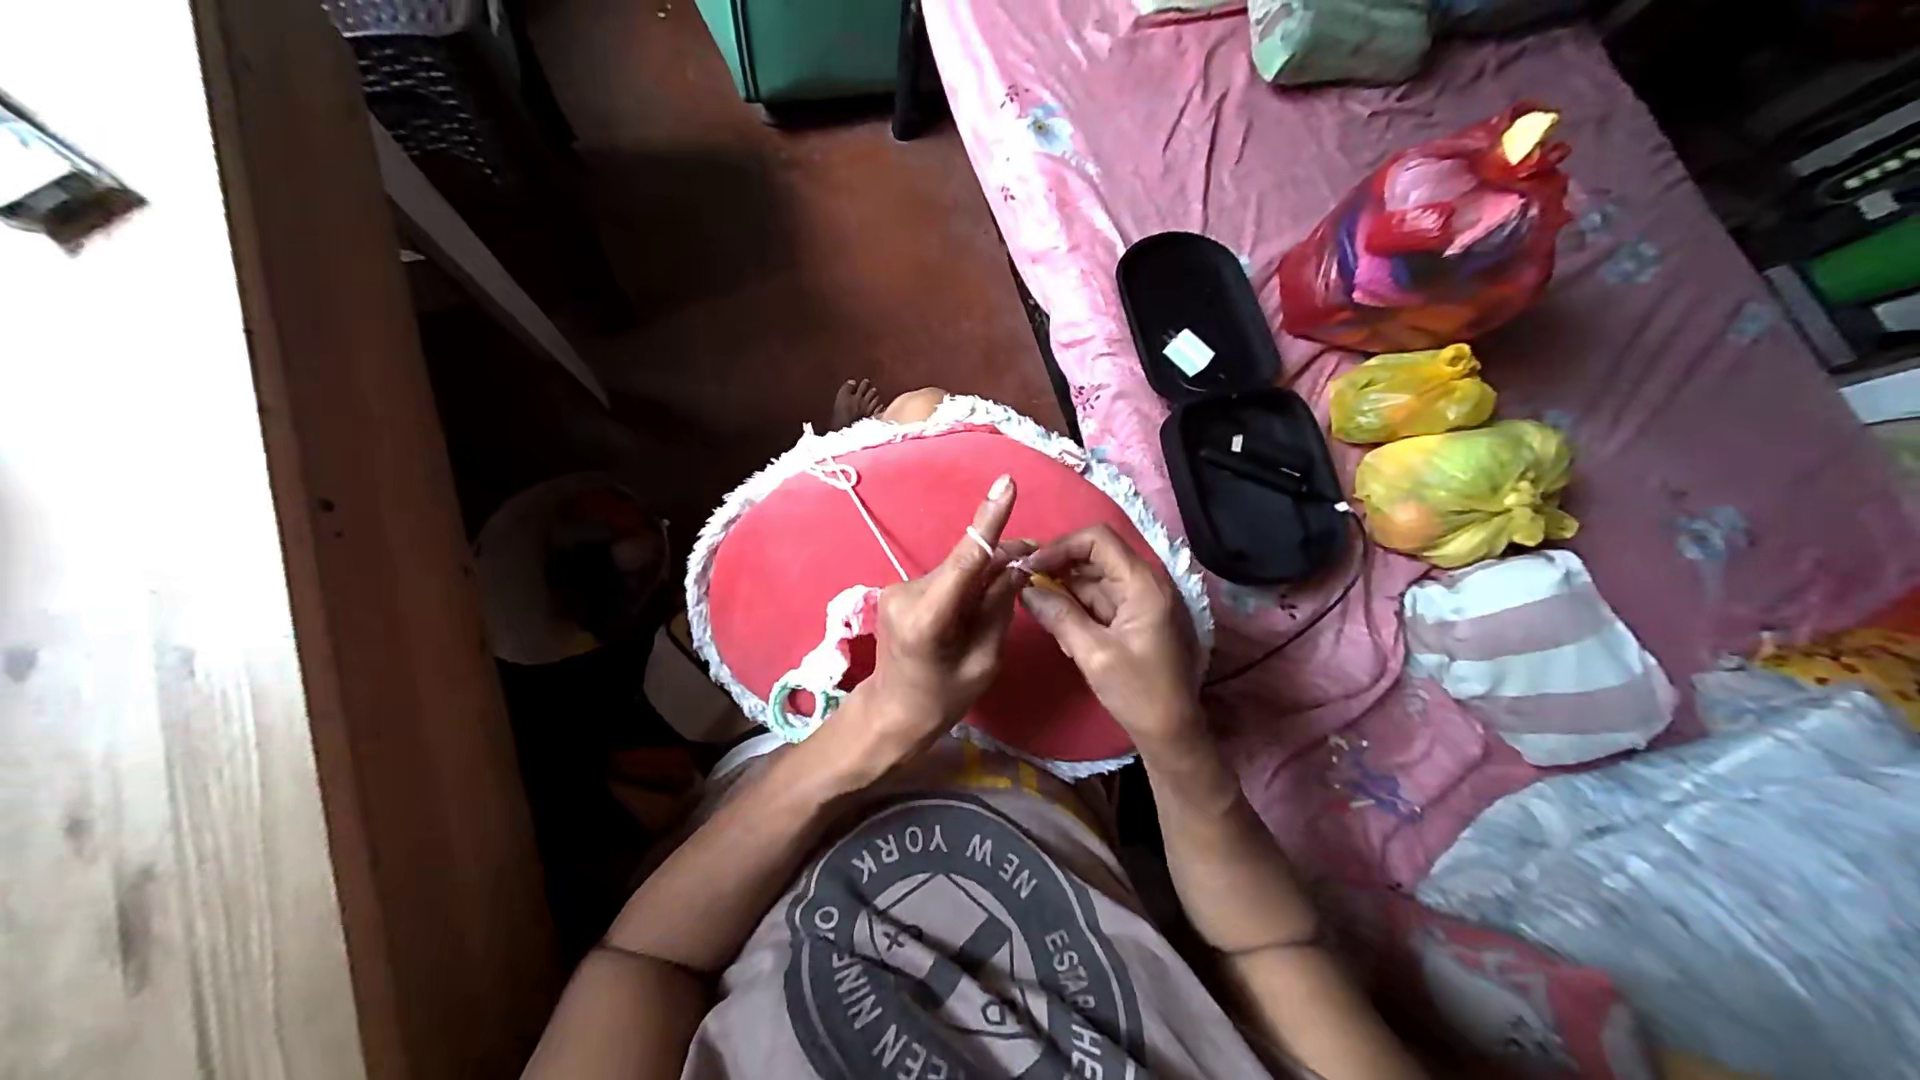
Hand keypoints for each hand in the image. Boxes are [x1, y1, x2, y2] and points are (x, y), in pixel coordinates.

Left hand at [807, 475, 1030, 785]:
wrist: (891, 712)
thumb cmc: (941, 700)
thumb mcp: (982, 662)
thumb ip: (998, 609)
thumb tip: (1016, 566)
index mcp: (926, 617)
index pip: (965, 560)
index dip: (989, 520)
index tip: (1006, 483)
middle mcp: (906, 592)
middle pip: (965, 564)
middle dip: (1000, 560)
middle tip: (1034, 561)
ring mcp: (898, 588)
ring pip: (957, 571)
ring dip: (983, 577)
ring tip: (1001, 598)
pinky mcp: (900, 589)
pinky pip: (946, 579)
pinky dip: (966, 586)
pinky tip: (974, 607)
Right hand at [1017, 524, 1204, 751]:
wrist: (1172, 732)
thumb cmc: (1138, 692)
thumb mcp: (1093, 654)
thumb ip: (1059, 615)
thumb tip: (1025, 588)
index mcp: (1143, 584)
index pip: (1098, 540)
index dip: (1060, 546)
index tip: (1030, 566)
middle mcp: (1145, 583)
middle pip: (1094, 556)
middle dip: (1057, 567)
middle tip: (1024, 584)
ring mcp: (1140, 600)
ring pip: (1093, 579)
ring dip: (1064, 590)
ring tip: (1037, 608)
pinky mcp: (1134, 617)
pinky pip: (1099, 600)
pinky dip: (1076, 607)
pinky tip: (1058, 625)